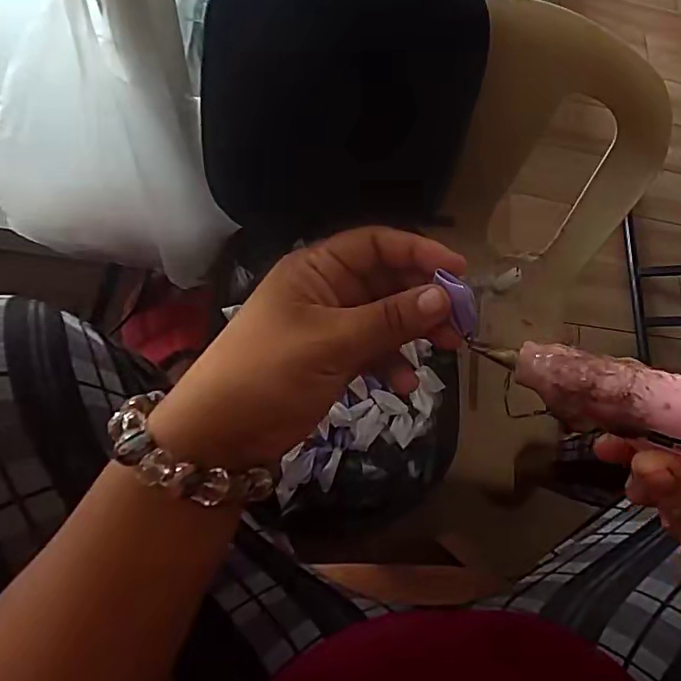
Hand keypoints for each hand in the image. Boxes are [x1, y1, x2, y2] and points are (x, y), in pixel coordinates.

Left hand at [150, 226, 466, 469]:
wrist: (219, 436)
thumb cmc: (268, 372)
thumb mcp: (331, 342)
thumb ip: (389, 319)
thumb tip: (444, 295)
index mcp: (317, 268)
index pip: (376, 244)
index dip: (418, 251)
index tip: (458, 271)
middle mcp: (326, 289)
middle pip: (386, 280)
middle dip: (424, 296)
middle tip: (461, 319)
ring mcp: (330, 325)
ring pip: (385, 316)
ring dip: (416, 330)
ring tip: (448, 349)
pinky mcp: (332, 358)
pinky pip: (374, 349)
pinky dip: (393, 362)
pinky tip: (406, 384)